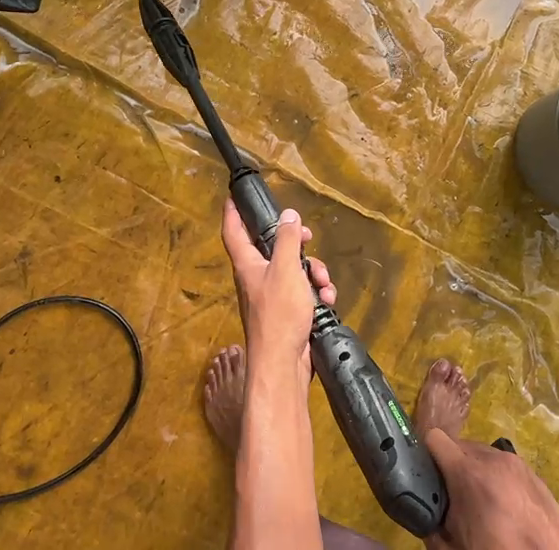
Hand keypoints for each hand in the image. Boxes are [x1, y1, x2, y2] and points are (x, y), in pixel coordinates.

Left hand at [221, 200, 335, 375]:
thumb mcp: (286, 269)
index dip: (232, 212)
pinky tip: (326, 299)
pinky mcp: (288, 311)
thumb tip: (288, 215)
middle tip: (308, 238)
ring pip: (294, 269)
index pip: (233, 231)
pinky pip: (303, 290)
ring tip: (323, 283)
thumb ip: (287, 239)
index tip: (234, 196)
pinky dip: (317, 291)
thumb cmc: (278, 313)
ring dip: (313, 271)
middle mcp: (257, 277)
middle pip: (274, 248)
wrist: (283, 363)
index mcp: (248, 264)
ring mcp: (272, 295)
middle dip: (295, 242)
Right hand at [424, 430, 558, 549]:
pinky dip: (496, 477)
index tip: (425, 473)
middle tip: (451, 496)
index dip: (426, 453)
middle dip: (451, 466)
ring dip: (474, 470)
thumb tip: (424, 515)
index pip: (435, 439)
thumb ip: (432, 526)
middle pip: (459, 446)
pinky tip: (501, 503)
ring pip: (482, 453)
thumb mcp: (453, 547)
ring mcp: (514, 461)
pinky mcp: (530, 470)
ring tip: (479, 501)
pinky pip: (503, 464)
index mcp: (467, 473)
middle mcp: (491, 458)